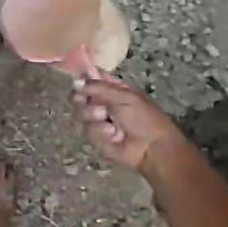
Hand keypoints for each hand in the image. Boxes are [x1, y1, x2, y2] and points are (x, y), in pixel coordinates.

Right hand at [71, 68, 188, 172]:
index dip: (82, 78)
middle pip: (78, 96)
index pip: (90, 78)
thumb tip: (76, 82)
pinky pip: (86, 130)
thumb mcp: (125, 97)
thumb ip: (100, 88)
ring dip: (93, 116)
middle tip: (95, 105)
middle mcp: (101, 102)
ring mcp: (97, 120)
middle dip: (84, 101)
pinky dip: (100, 132)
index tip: (78, 82)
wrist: (151, 148)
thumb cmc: (144, 118)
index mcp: (112, 88)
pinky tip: (113, 135)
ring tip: (108, 121)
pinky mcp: (95, 137)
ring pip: (80, 113)